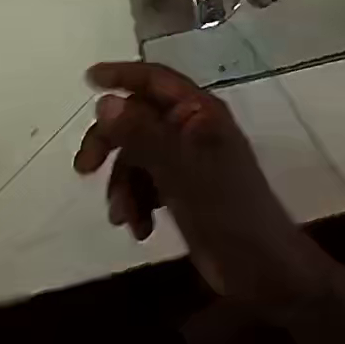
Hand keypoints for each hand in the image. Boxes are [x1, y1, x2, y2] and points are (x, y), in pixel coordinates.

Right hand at [74, 62, 331, 317]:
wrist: (260, 268)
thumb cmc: (227, 209)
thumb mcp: (179, 171)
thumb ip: (142, 135)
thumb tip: (104, 102)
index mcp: (200, 111)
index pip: (156, 80)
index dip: (122, 75)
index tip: (88, 79)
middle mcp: (193, 127)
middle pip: (138, 118)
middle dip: (111, 143)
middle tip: (84, 168)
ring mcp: (188, 158)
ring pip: (137, 155)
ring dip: (123, 184)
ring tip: (124, 217)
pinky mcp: (183, 188)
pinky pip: (146, 183)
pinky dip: (136, 203)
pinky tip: (140, 230)